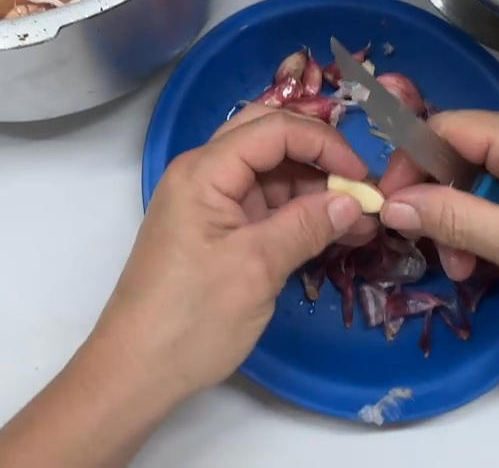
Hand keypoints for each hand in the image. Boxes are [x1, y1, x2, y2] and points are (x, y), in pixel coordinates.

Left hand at [90, 109, 374, 401]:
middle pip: (268, 139)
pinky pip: (263, 204)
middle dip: (318, 157)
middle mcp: (204, 173)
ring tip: (360, 219)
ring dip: (312, 189)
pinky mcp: (216, 228)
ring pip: (269, 172)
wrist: (136, 370)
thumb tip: (353, 202)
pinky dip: (297, 213)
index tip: (362, 175)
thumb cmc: (192, 317)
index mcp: (205, 170)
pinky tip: (333, 231)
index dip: (322, 143)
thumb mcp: (256, 269)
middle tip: (361, 186)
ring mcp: (209, 201)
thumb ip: (305, 227)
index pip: (272, 129)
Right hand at [375, 110, 498, 357]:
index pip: (447, 128)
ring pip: (483, 170)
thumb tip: (391, 205)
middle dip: (438, 195)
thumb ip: (451, 220)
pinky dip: (489, 216)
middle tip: (430, 246)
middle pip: (462, 147)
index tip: (391, 206)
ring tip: (464, 265)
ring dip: (462, 213)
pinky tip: (488, 254)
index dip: (410, 163)